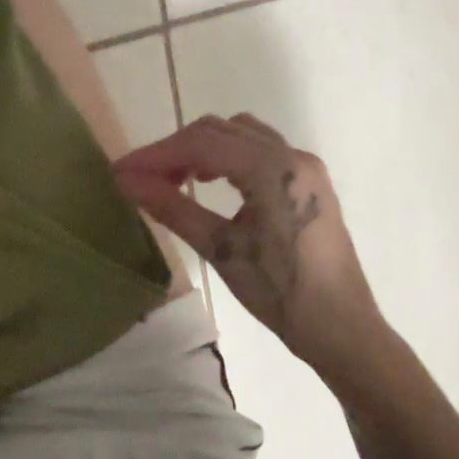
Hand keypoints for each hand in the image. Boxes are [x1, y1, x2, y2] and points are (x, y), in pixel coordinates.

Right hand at [112, 114, 379, 366]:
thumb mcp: (220, 250)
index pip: (201, 144)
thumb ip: (173, 208)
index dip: (155, 155)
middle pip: (219, 131)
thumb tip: (126, 182)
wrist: (340, 326)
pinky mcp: (306, 182)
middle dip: (174, 150)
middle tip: (139, 180)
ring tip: (170, 181)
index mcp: (273, 170)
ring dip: (199, 150)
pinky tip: (207, 184)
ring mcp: (303, 167)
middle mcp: (292, 156)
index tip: (119, 172)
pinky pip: (258, 151)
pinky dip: (225, 157)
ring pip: (239, 136)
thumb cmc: (279, 292)